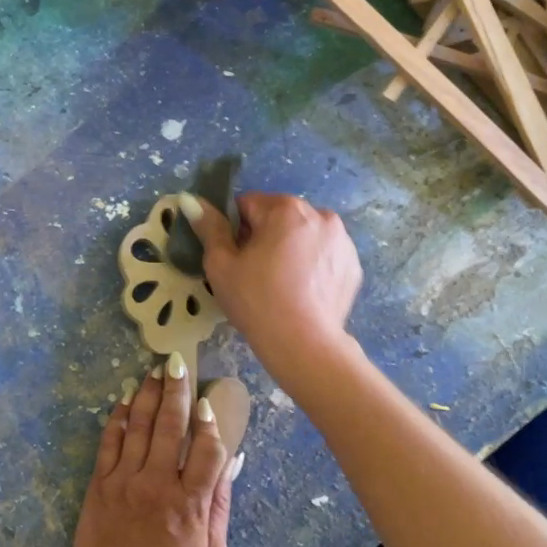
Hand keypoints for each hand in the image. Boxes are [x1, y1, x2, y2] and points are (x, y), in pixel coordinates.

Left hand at [66, 357, 236, 546]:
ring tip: (154, 371)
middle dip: (175, 390)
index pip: (205, 449)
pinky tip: (125, 398)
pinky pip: (110, 441)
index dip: (209, 422)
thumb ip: (220, 502)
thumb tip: (233, 460)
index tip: (207, 400)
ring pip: (138, 426)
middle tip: (177, 363)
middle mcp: (158, 484)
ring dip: (147, 395)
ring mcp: (125, 480)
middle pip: (170, 427)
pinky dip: (118, 417)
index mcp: (191, 503)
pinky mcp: (100, 481)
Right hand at [180, 191, 361, 379]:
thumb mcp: (220, 264)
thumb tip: (192, 202)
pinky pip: (323, 255)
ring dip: (288, 249)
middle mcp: (320, 215)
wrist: (303, 344)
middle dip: (263, 237)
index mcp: (285, 209)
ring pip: (302, 235)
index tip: (233, 257)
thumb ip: (209, 227)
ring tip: (279, 284)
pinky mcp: (353, 265)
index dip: (233, 229)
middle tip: (252, 273)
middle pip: (278, 217)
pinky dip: (310, 265)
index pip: (247, 204)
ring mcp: (342, 240)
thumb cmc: (256, 300)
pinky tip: (300, 292)